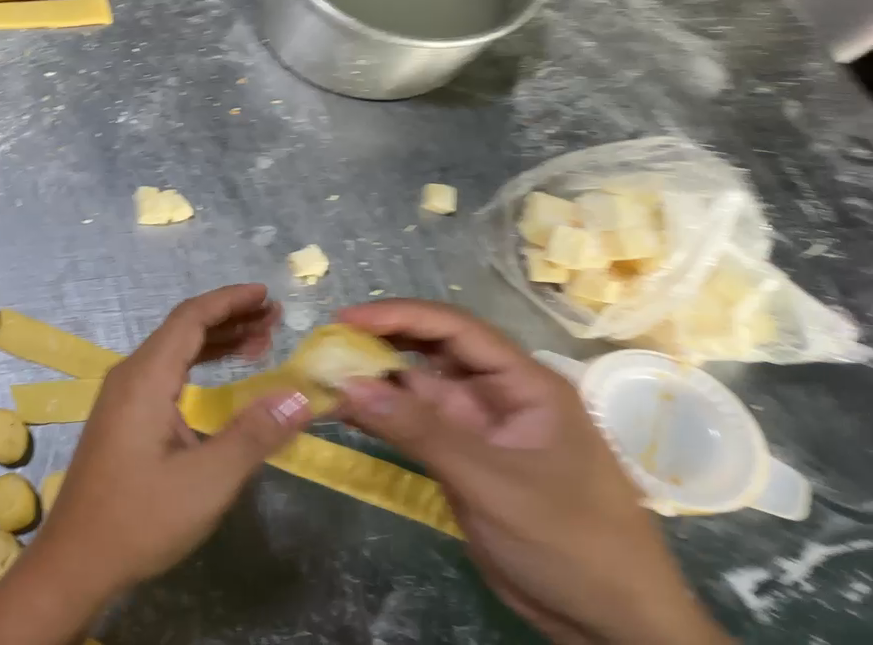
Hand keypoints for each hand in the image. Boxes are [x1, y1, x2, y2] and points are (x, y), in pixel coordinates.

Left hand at [35, 285, 308, 595]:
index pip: (189, 320)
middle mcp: (129, 376)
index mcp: (144, 378)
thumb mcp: (208, 480)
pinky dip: (198, 367)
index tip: (267, 294)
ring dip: (215, 343)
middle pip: (181, 331)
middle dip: (229, 319)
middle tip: (276, 319)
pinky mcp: (123, 418)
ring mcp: (122, 397)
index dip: (228, 301)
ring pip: (173, 353)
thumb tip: (300, 395)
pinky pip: (165, 375)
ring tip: (262, 341)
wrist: (79, 554)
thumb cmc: (141, 517)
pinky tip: (223, 378)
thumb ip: (254, 434)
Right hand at [335, 301, 730, 644]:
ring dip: (371, 382)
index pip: (457, 330)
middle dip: (378, 343)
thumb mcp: (494, 483)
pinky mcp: (461, 461)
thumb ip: (420, 431)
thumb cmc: (572, 542)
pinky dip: (376, 417)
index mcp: (527, 386)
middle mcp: (500, 398)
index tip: (344, 320)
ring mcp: (479, 430)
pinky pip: (410, 426)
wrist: (612, 624)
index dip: (400, 316)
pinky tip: (338, 413)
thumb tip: (347, 384)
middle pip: (431, 352)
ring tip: (319, 379)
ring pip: (415, 389)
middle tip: (323, 348)